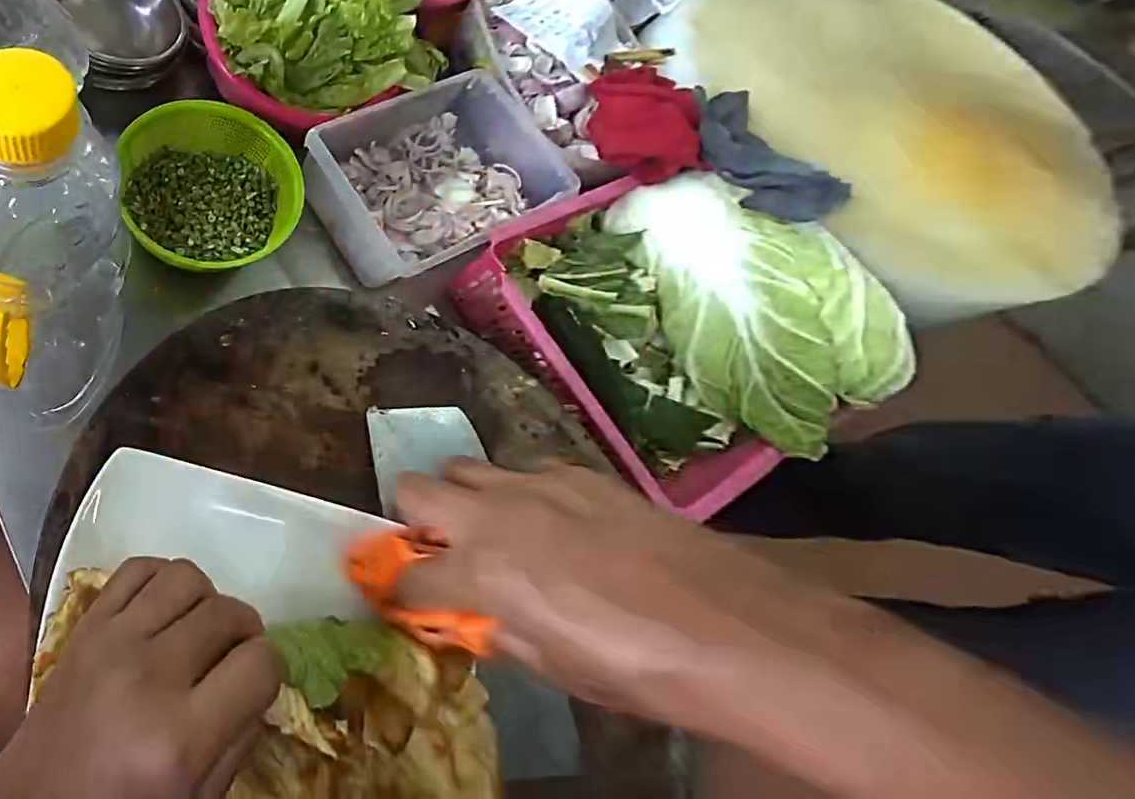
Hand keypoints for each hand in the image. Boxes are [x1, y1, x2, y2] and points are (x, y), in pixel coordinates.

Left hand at [0, 558, 279, 798]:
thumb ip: (237, 742)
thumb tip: (261, 682)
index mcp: (178, 739)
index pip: (259, 664)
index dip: (272, 669)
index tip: (260, 680)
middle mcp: (148, 675)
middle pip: (226, 612)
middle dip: (245, 630)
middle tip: (235, 653)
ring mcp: (112, 639)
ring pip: (185, 576)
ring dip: (206, 597)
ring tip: (199, 627)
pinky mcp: (86, 621)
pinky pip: (138, 567)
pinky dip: (162, 577)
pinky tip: (164, 607)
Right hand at [394, 459, 858, 725]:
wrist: (733, 628)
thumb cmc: (635, 667)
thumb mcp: (554, 668)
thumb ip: (497, 631)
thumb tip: (472, 617)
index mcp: (479, 571)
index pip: (409, 575)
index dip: (401, 590)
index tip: (407, 596)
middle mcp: (491, 515)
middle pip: (412, 486)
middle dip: (414, 515)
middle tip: (443, 545)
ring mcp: (532, 484)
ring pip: (464, 466)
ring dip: (465, 495)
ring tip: (498, 527)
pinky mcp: (575, 472)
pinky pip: (526, 470)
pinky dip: (524, 492)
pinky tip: (560, 521)